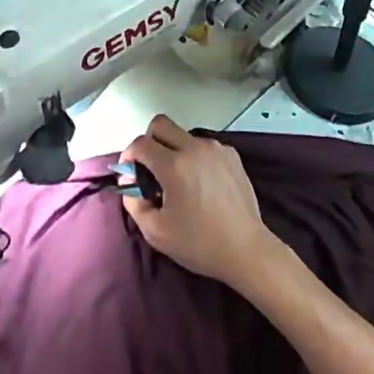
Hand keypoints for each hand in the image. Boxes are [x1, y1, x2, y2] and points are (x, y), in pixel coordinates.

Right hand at [120, 115, 285, 291]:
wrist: (244, 248)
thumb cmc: (198, 243)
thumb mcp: (155, 231)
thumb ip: (134, 202)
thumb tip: (129, 180)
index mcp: (175, 165)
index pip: (141, 143)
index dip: (128, 155)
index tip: (129, 171)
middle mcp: (195, 148)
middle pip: (161, 124)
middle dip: (149, 141)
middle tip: (149, 168)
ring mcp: (216, 148)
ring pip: (183, 135)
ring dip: (173, 150)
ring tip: (178, 181)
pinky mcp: (231, 154)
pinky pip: (204, 146)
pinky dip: (194, 157)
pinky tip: (200, 183)